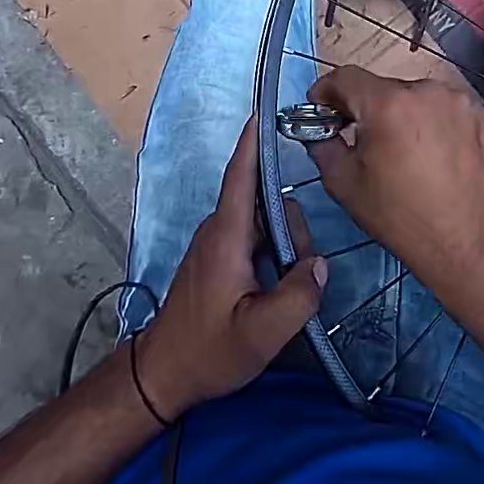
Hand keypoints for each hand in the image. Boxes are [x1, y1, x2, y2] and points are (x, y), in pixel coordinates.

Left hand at [133, 120, 325, 418]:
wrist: (165, 371)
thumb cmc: (210, 351)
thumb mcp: (262, 333)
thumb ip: (297, 297)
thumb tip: (318, 264)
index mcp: (226, 237)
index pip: (240, 177)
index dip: (251, 143)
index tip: (263, 111)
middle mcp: (219, 230)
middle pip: (263, 203)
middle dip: (291, 226)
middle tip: (300, 273)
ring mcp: (217, 243)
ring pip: (262, 223)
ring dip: (284, 245)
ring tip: (287, 289)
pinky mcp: (219, 258)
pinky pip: (254, 239)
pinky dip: (273, 253)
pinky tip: (279, 285)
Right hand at [303, 66, 483, 276]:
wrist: (463, 240)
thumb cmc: (397, 214)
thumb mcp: (341, 180)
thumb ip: (321, 143)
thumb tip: (318, 129)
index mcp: (387, 104)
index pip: (345, 77)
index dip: (325, 91)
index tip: (321, 110)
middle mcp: (422, 91)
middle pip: (376, 86)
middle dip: (360, 107)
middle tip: (353, 136)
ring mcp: (453, 99)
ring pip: (405, 94)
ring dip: (391, 111)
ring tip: (392, 144)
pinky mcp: (474, 111)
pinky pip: (433, 103)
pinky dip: (420, 116)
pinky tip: (420, 146)